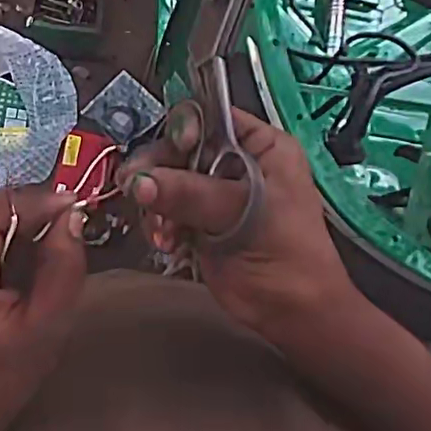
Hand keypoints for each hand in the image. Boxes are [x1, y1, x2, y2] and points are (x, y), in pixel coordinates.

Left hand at [0, 185, 87, 425]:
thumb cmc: (12, 368)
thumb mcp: (49, 322)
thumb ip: (62, 266)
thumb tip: (71, 214)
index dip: (33, 200)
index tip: (73, 206)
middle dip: (30, 212)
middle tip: (69, 224)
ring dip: (22, 224)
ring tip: (50, 248)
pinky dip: (10, 236)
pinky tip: (28, 260)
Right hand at [119, 102, 357, 336]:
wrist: (292, 313)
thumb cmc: (289, 254)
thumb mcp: (244, 212)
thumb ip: (190, 193)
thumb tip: (138, 182)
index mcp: (259, 146)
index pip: (210, 118)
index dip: (185, 129)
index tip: (173, 151)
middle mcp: (232, 163)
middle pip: (177, 149)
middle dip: (158, 173)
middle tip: (139, 192)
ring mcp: (212, 194)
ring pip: (163, 180)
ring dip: (155, 204)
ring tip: (164, 231)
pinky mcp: (195, 222)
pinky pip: (162, 210)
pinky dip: (158, 224)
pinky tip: (168, 243)